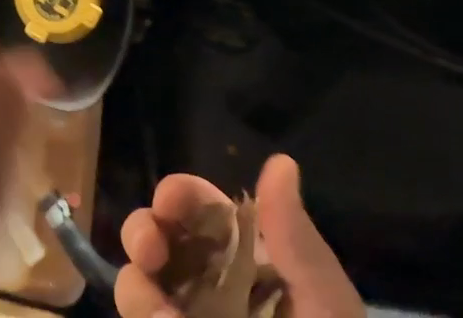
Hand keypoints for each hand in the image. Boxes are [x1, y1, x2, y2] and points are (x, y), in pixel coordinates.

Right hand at [116, 155, 363, 317]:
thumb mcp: (325, 304)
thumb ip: (295, 237)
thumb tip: (280, 161)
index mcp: (254, 262)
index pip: (207, 210)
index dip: (183, 197)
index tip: (170, 199)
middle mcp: (214, 287)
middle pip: (161, 239)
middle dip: (145, 231)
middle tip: (150, 247)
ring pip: (139, 287)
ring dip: (137, 287)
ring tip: (155, 307)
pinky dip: (143, 314)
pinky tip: (159, 317)